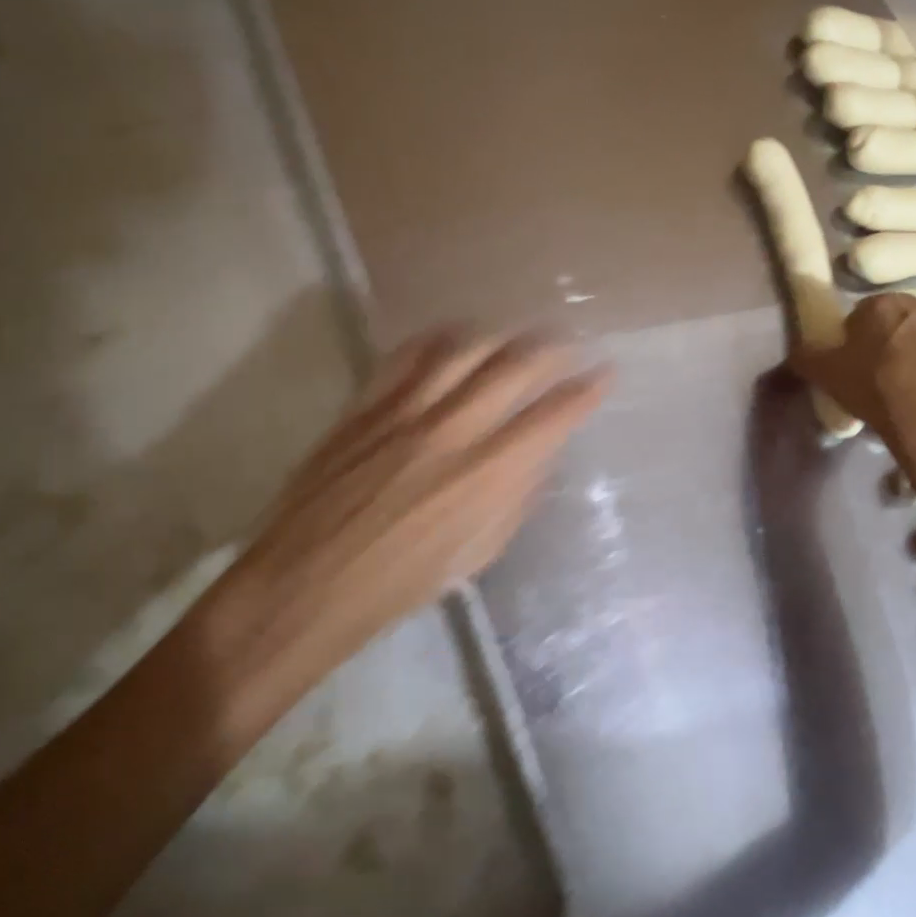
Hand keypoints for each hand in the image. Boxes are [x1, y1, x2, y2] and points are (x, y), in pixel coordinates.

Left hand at [204, 327, 609, 700]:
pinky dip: (436, 341)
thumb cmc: (403, 582)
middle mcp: (452, 431)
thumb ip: (515, 498)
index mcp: (488, 474)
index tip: (604, 374)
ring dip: (499, 336)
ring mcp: (403, 412)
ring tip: (516, 334)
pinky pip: (405, 357)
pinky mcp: (365, 407)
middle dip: (551, 349)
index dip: (585, 391)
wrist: (311, 581)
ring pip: (462, 350)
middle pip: (513, 367)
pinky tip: (452, 337)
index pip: (551, 416)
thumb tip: (535, 457)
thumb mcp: (480, 552)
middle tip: (569, 342)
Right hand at [790, 293, 915, 447]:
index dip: (853, 338)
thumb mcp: (825, 374)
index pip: (861, 313)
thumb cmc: (873, 388)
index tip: (851, 362)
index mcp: (884, 304)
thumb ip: (805, 356)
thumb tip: (797, 351)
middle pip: (893, 323)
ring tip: (899, 387)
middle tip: (873, 374)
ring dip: (910, 354)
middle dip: (884, 342)